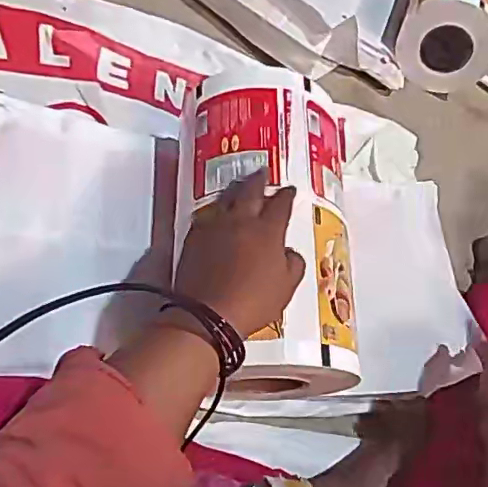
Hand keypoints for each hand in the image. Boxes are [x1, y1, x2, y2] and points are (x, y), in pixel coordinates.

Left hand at [173, 171, 304, 337]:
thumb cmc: (252, 302)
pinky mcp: (194, 237)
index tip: (289, 191)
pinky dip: (214, 211)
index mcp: (268, 230)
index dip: (286, 195)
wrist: (209, 314)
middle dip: (259, 179)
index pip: (281, 204)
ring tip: (239, 185)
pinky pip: (206, 215)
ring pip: (226, 198)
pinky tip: (216, 213)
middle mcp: (241, 221)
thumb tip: (290, 253)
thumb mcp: (286, 287)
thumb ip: (293, 264)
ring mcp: (215, 227)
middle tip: (262, 173)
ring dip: (236, 189)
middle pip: (251, 190)